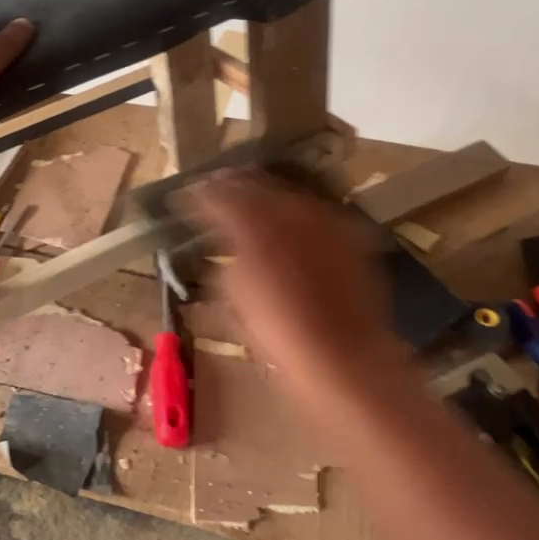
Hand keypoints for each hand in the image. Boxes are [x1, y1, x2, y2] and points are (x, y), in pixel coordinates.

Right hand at [187, 170, 399, 370]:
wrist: (343, 355)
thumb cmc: (277, 331)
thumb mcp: (233, 294)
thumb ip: (227, 256)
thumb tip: (228, 242)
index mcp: (253, 224)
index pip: (219, 195)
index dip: (201, 195)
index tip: (188, 198)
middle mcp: (290, 211)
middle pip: (256, 185)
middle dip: (234, 187)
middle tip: (217, 192)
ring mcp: (323, 220)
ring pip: (287, 194)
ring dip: (267, 196)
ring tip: (252, 204)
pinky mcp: (349, 234)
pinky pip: (314, 212)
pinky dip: (296, 214)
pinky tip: (288, 225)